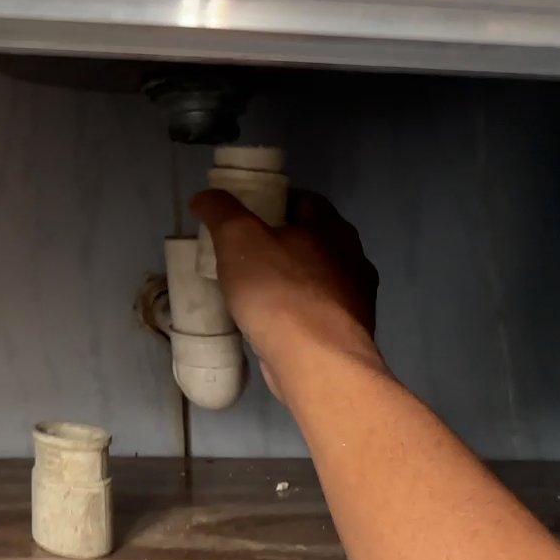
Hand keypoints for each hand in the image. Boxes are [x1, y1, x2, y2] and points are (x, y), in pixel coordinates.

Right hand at [189, 188, 383, 397]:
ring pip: (312, 275)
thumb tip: (205, 196)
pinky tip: (266, 316)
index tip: (243, 211)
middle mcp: (353, 260)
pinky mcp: (346, 333)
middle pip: (310, 238)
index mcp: (334, 230)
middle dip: (278, 239)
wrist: (316, 363)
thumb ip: (220, 211)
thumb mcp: (237, 237)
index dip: (272, 200)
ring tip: (248, 283)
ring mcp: (354, 300)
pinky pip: (313, 308)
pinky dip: (291, 306)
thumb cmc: (278, 290)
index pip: (305, 200)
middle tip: (240, 246)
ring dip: (286, 275)